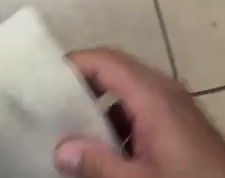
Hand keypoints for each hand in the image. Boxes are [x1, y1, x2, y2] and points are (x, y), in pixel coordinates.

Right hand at [55, 48, 224, 177]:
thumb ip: (98, 164)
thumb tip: (61, 148)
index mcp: (152, 94)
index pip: (105, 60)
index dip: (73, 63)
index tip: (42, 78)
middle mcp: (164, 90)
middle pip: (114, 72)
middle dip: (82, 86)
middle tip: (50, 105)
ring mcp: (175, 107)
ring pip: (127, 94)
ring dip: (100, 109)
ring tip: (71, 133)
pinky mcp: (181, 127)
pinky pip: (142, 112)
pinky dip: (120, 125)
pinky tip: (106, 155)